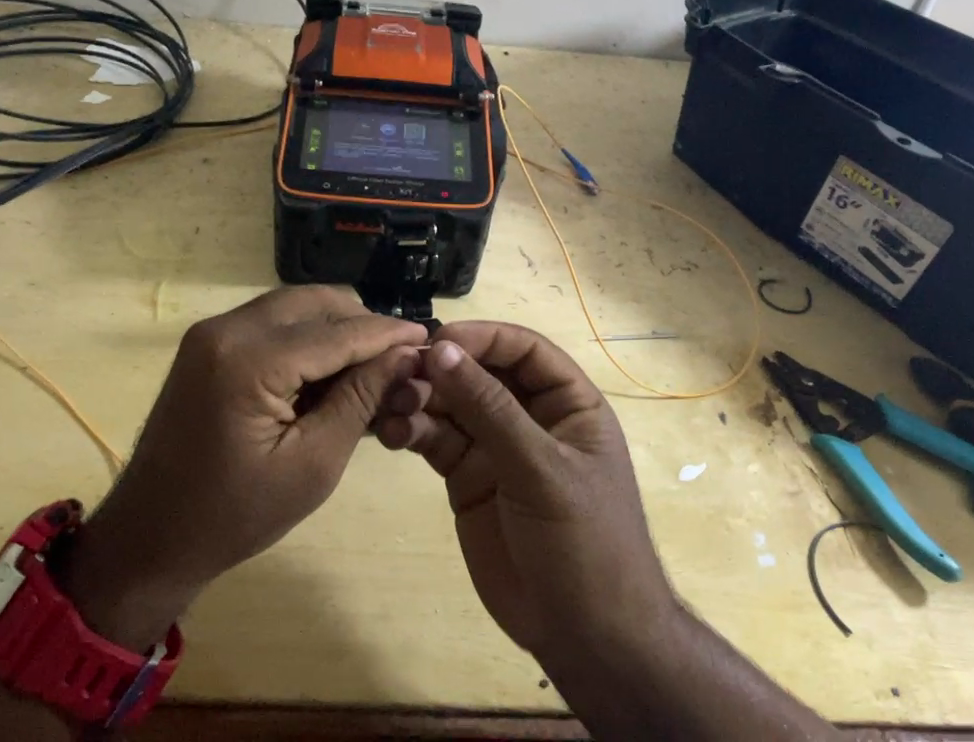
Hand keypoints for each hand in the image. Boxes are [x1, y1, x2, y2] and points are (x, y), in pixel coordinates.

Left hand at [60, 286, 426, 648]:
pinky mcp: (207, 346)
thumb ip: (361, 400)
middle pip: (315, 303)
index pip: (339, 332)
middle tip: (398, 362)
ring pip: (294, 308)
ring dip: (335, 331)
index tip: (430, 339)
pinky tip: (329, 376)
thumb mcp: (313, 464)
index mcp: (249, 360)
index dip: (388, 334)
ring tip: (369, 373)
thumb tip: (405, 354)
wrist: (150, 538)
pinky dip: (305, 340)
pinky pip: (271, 324)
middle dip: (362, 326)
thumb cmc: (235, 516)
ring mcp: (212, 334)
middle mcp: (226, 329)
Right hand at [373, 322, 677, 658]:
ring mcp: (496, 449)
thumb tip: (442, 350)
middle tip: (396, 374)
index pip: (523, 351)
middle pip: (480, 374)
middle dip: (441, 371)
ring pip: (452, 406)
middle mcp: (530, 418)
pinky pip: (435, 441)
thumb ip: (491, 410)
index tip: (436, 340)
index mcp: (568, 405)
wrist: (585, 634)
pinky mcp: (467, 480)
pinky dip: (411, 432)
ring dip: (419, 400)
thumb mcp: (542, 471)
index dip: (483, 338)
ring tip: (388, 407)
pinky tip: (389, 433)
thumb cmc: (584, 542)